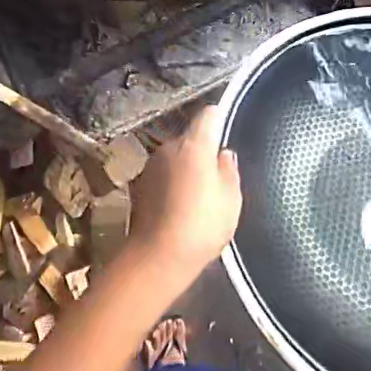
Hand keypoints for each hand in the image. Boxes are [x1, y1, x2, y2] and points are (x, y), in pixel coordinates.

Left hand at [126, 105, 243, 286]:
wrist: (158, 255)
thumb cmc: (202, 226)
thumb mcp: (230, 200)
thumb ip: (228, 170)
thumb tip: (223, 153)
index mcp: (193, 146)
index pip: (208, 115)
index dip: (219, 117)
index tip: (226, 124)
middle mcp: (168, 148)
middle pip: (190, 137)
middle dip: (202, 149)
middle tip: (216, 174)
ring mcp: (151, 164)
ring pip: (175, 156)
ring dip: (185, 166)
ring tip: (198, 194)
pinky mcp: (140, 182)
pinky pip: (163, 173)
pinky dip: (172, 180)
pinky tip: (179, 204)